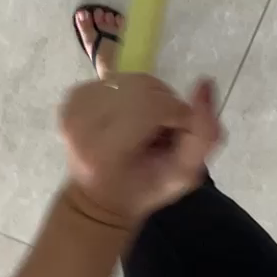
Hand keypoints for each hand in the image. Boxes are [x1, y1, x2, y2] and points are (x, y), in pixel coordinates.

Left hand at [58, 73, 223, 228]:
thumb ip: (204, 134)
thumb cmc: (144, 188)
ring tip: (146, 126)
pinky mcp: (71, 97)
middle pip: (141, 87)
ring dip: (149, 97)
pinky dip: (131, 94)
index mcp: (104, 150)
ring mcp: (72, 108)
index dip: (176, 114)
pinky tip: (128, 118)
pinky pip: (116, 79)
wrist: (98, 197)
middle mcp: (81, 123)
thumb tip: (205, 83)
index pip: (151, 106)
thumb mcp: (184, 174)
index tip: (179, 134)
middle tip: (163, 131)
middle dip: (164, 104)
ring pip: (131, 79)